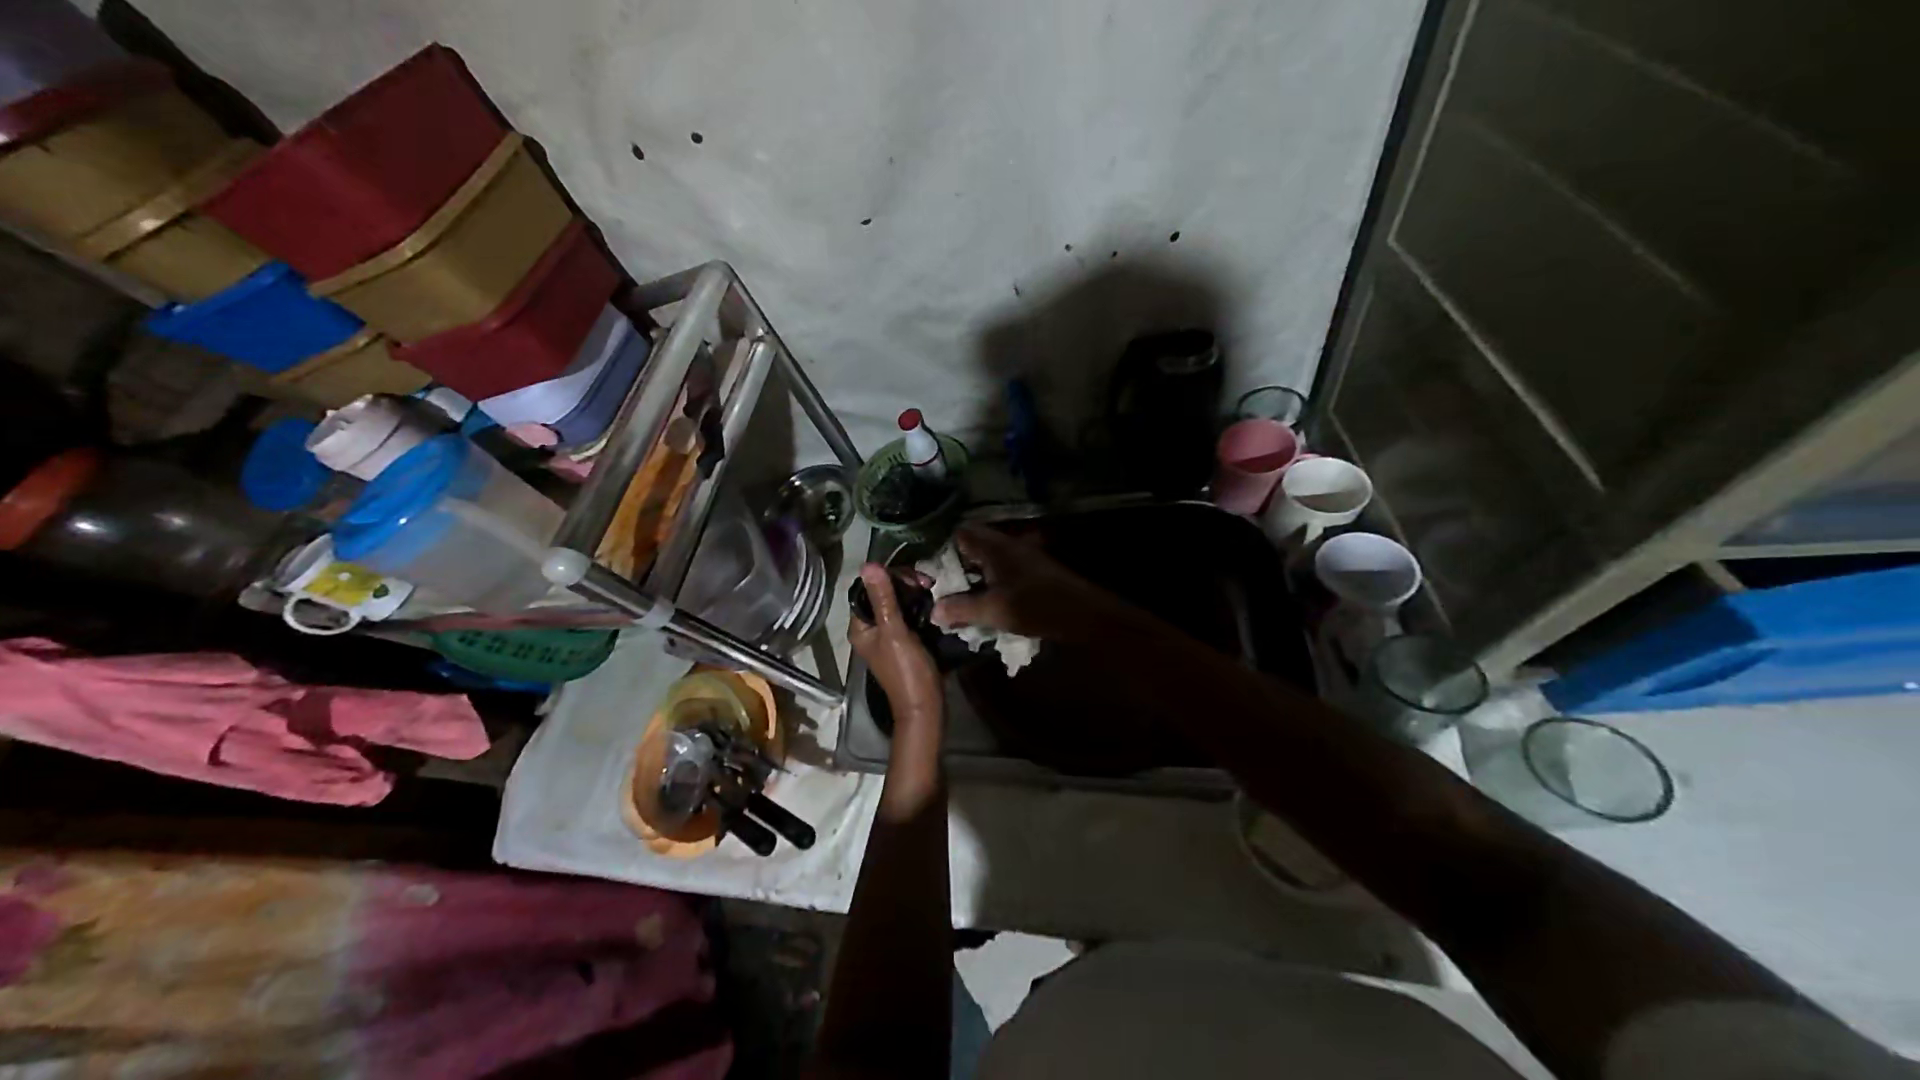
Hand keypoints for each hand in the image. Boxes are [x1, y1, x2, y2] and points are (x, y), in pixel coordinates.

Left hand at [849, 564, 941, 724]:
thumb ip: (883, 599)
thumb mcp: (895, 632)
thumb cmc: (907, 671)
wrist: (926, 706)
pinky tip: (934, 602)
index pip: (868, 588)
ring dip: (915, 593)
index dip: (888, 576)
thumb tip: (868, 565)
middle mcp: (871, 628)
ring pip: (899, 602)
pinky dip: (920, 605)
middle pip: (884, 593)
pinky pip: (910, 613)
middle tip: (928, 584)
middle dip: (904, 584)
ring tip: (933, 590)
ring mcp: (889, 634)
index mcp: (860, 627)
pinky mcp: (906, 639)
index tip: (913, 577)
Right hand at [931, 525, 1130, 641]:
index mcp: (994, 546)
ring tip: (953, 600)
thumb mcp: (993, 610)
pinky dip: (986, 586)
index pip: (958, 533)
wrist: (1084, 615)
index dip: (939, 548)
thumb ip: (961, 609)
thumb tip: (933, 610)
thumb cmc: (1036, 606)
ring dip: (970, 579)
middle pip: (971, 548)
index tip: (925, 568)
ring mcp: (1020, 558)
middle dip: (953, 567)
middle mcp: (1006, 545)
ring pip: (985, 563)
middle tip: (936, 588)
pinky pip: (999, 574)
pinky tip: (980, 605)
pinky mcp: (1030, 573)